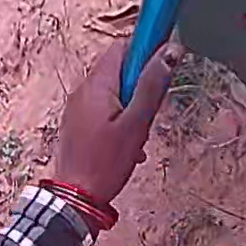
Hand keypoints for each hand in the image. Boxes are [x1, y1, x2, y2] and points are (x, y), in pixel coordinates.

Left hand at [49, 37, 184, 203]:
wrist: (76, 198)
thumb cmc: (104, 164)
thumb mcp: (136, 123)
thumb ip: (152, 85)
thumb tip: (170, 50)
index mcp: (96, 85)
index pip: (122, 47)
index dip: (146, 51)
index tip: (164, 64)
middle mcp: (82, 92)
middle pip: (119, 71)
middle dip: (140, 87)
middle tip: (147, 113)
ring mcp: (77, 110)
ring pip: (113, 94)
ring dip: (131, 109)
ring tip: (136, 135)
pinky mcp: (77, 126)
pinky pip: (103, 113)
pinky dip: (119, 122)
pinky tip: (127, 145)